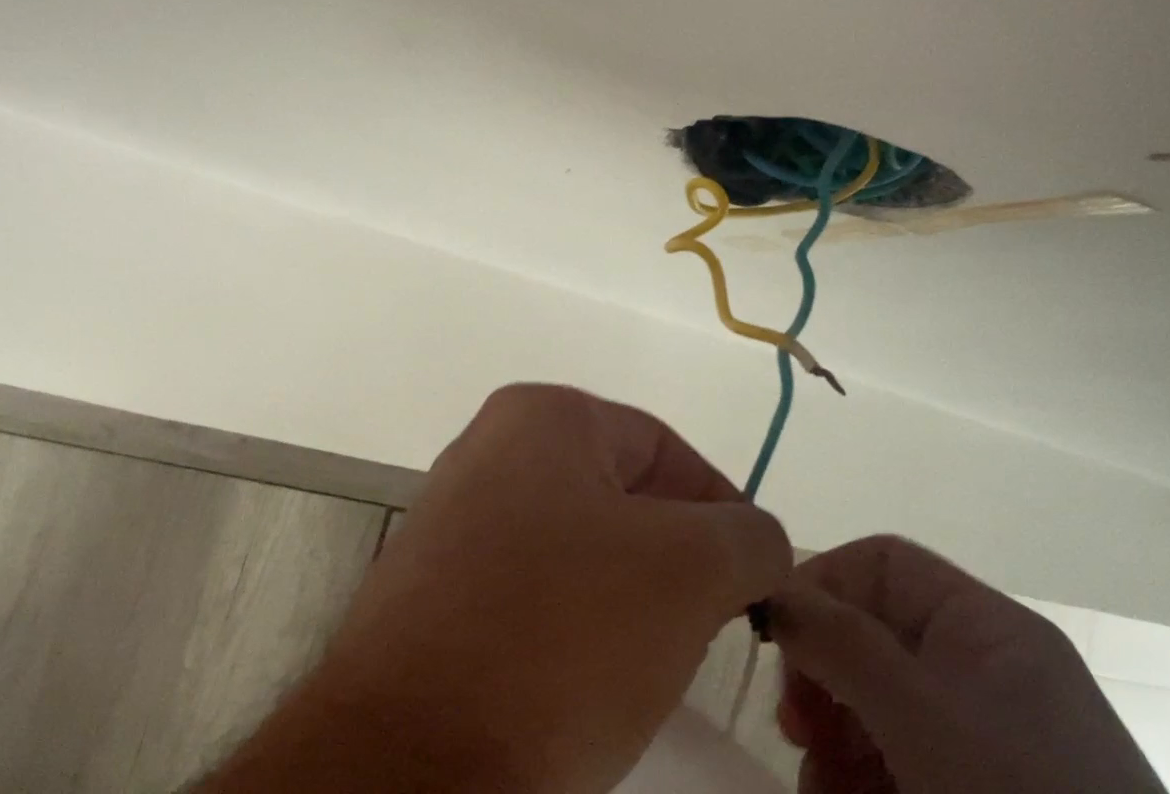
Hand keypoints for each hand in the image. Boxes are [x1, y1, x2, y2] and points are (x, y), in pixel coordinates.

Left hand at [197, 384, 790, 793]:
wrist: (413, 752)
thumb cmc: (561, 632)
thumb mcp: (689, 571)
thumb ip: (749, 537)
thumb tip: (755, 541)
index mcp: (540, 418)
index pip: (666, 450)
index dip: (724, 512)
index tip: (756, 583)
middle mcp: (486, 454)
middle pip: (622, 502)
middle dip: (676, 562)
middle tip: (708, 624)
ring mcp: (452, 526)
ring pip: (579, 555)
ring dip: (628, 603)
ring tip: (649, 661)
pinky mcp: (433, 597)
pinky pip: (532, 599)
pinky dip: (573, 632)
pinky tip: (587, 682)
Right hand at [769, 536, 1165, 793]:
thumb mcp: (922, 719)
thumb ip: (841, 644)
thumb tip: (771, 588)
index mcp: (985, 627)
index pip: (882, 563)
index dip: (821, 587)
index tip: (780, 646)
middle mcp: (983, 670)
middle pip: (870, 635)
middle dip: (821, 678)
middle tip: (797, 731)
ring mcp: (982, 737)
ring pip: (874, 706)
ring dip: (832, 741)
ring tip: (821, 787)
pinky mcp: (974, 788)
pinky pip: (897, 759)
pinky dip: (859, 777)